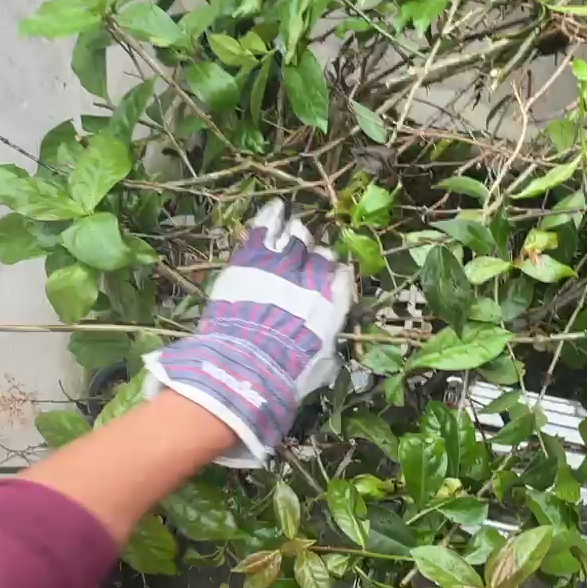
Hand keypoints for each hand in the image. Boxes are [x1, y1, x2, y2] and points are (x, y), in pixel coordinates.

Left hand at [142, 200, 352, 465]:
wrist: (245, 367)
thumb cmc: (285, 377)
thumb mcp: (318, 368)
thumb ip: (326, 351)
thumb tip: (328, 351)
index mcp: (332, 306)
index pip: (341, 277)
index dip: (335, 276)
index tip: (330, 277)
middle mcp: (313, 280)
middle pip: (320, 254)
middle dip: (315, 254)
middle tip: (307, 255)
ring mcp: (282, 265)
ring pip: (296, 236)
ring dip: (296, 232)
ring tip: (294, 225)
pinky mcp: (251, 259)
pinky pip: (265, 230)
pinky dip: (271, 218)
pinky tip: (275, 209)